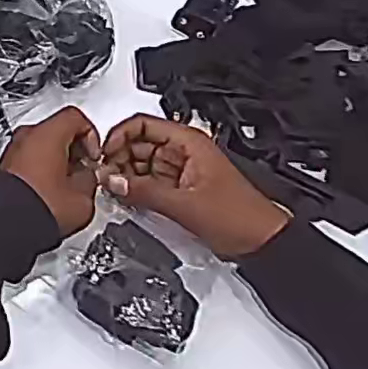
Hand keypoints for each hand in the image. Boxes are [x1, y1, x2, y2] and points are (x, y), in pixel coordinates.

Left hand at [0, 106, 101, 235]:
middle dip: (74, 148)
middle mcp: (27, 136)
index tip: (94, 154)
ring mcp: (13, 150)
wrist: (5, 225)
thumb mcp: (82, 197)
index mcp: (48, 134)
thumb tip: (88, 176)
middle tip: (84, 168)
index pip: (75, 117)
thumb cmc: (38, 208)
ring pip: (42, 144)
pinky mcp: (4, 166)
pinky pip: (28, 158)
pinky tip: (49, 191)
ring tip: (67, 184)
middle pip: (57, 129)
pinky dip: (41, 168)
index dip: (91, 135)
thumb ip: (90, 179)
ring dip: (57, 158)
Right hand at [101, 114, 290, 256]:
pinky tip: (128, 197)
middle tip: (106, 175)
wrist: (263, 244)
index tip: (104, 153)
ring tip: (115, 188)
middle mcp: (183, 151)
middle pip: (138, 143)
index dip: (119, 136)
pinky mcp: (179, 188)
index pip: (142, 124)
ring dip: (126, 174)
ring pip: (141, 163)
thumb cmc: (241, 217)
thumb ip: (143, 190)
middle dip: (119, 157)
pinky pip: (149, 181)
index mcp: (188, 141)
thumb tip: (112, 180)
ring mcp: (180, 169)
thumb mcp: (184, 203)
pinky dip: (137, 188)